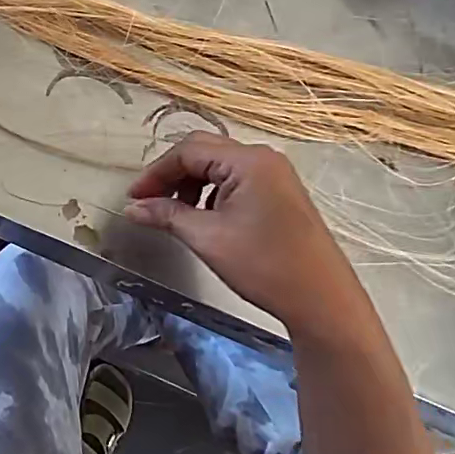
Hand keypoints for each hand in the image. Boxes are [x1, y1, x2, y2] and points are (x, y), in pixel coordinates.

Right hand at [122, 133, 368, 339]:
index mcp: (248, 162)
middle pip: (201, 151)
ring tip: (171, 211)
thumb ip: (165, 215)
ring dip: (188, 182)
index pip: (186, 152)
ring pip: (216, 165)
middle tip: (147, 200)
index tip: (134, 198)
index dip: (155, 173)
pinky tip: (200, 215)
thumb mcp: (206, 237)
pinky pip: (233, 179)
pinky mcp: (279, 193)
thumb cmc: (264, 265)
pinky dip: (209, 191)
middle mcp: (263, 159)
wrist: (323, 302)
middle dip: (170, 174)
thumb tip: (132, 208)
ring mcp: (275, 175)